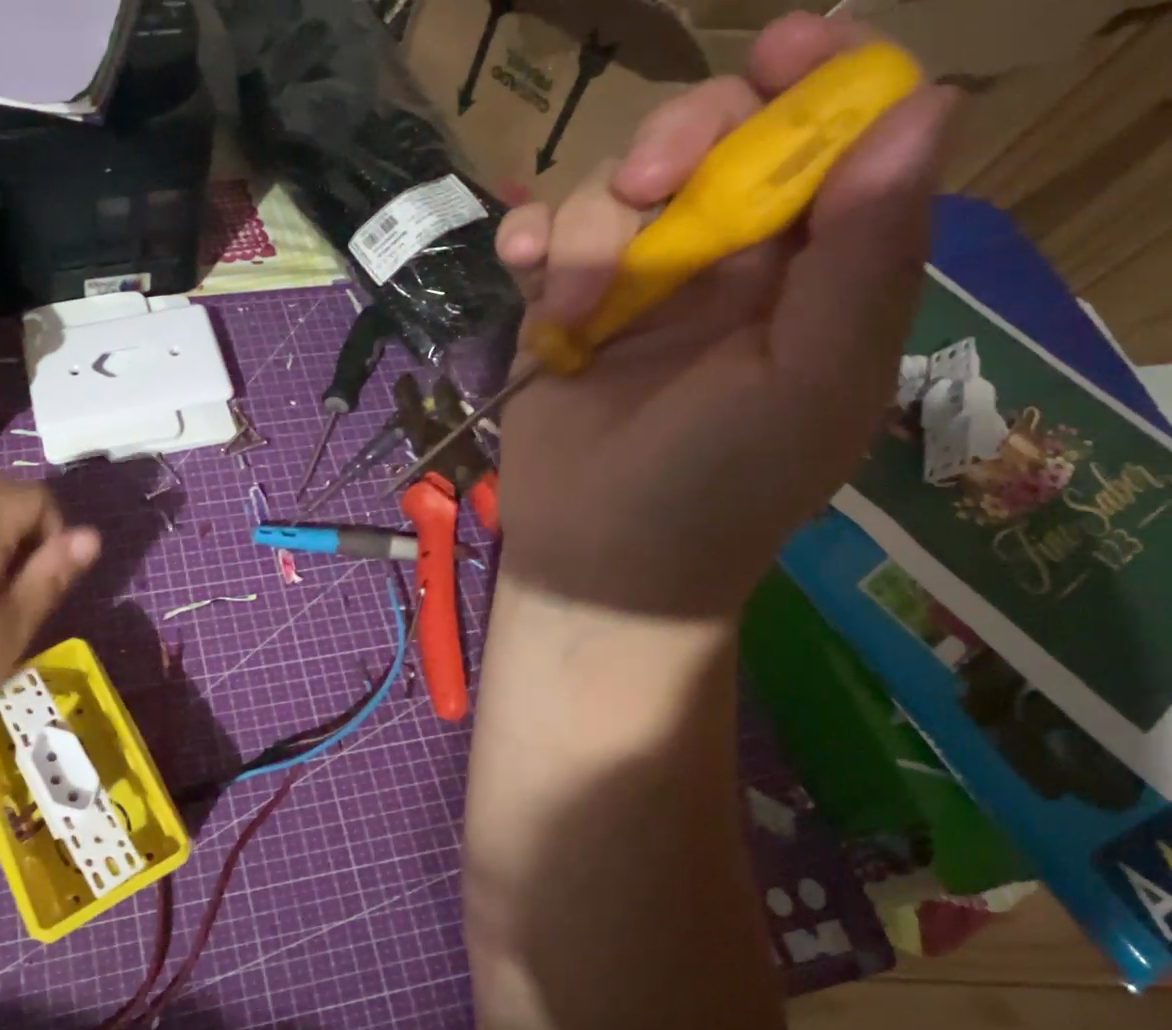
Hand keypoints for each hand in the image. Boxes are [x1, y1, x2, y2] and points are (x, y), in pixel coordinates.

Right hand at [493, 13, 957, 618]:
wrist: (598, 565)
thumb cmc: (717, 488)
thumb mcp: (811, 381)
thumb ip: (865, 254)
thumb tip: (922, 108)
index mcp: (812, 269)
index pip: (834, 136)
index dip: (818, 78)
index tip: (778, 51)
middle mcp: (727, 262)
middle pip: (711, 135)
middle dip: (678, 138)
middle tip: (645, 186)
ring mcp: (635, 284)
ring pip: (611, 183)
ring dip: (589, 224)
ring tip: (576, 302)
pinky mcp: (558, 309)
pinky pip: (537, 232)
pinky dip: (525, 234)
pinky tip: (520, 265)